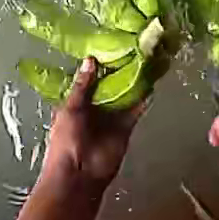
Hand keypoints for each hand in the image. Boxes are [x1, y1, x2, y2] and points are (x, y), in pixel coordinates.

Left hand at [42, 59, 147, 191]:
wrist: (79, 175)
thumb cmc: (66, 140)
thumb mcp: (70, 108)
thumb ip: (82, 86)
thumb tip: (91, 59)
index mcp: (75, 101)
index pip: (88, 78)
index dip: (98, 64)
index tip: (110, 44)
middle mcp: (93, 106)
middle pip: (108, 84)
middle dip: (118, 70)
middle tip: (133, 47)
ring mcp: (110, 116)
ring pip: (123, 95)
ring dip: (133, 81)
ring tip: (146, 59)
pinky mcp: (125, 127)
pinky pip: (135, 110)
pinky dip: (143, 99)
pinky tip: (152, 83)